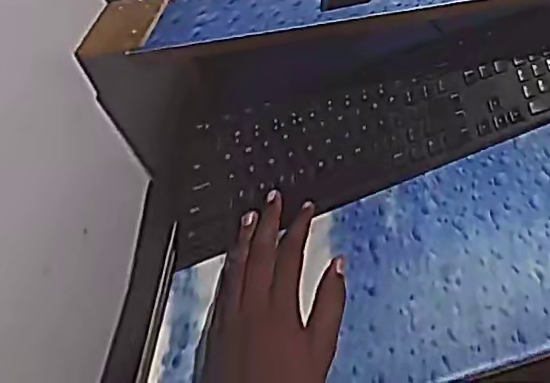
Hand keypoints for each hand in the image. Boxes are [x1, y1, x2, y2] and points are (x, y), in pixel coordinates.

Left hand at [207, 191, 345, 382]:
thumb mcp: (320, 352)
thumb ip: (330, 304)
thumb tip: (338, 265)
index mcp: (279, 308)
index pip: (290, 253)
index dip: (299, 225)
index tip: (306, 208)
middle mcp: (251, 306)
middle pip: (260, 251)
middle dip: (269, 219)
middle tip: (274, 197)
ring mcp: (228, 317)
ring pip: (235, 264)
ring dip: (244, 236)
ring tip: (250, 216)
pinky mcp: (212, 332)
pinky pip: (221, 286)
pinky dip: (229, 264)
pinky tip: (231, 258)